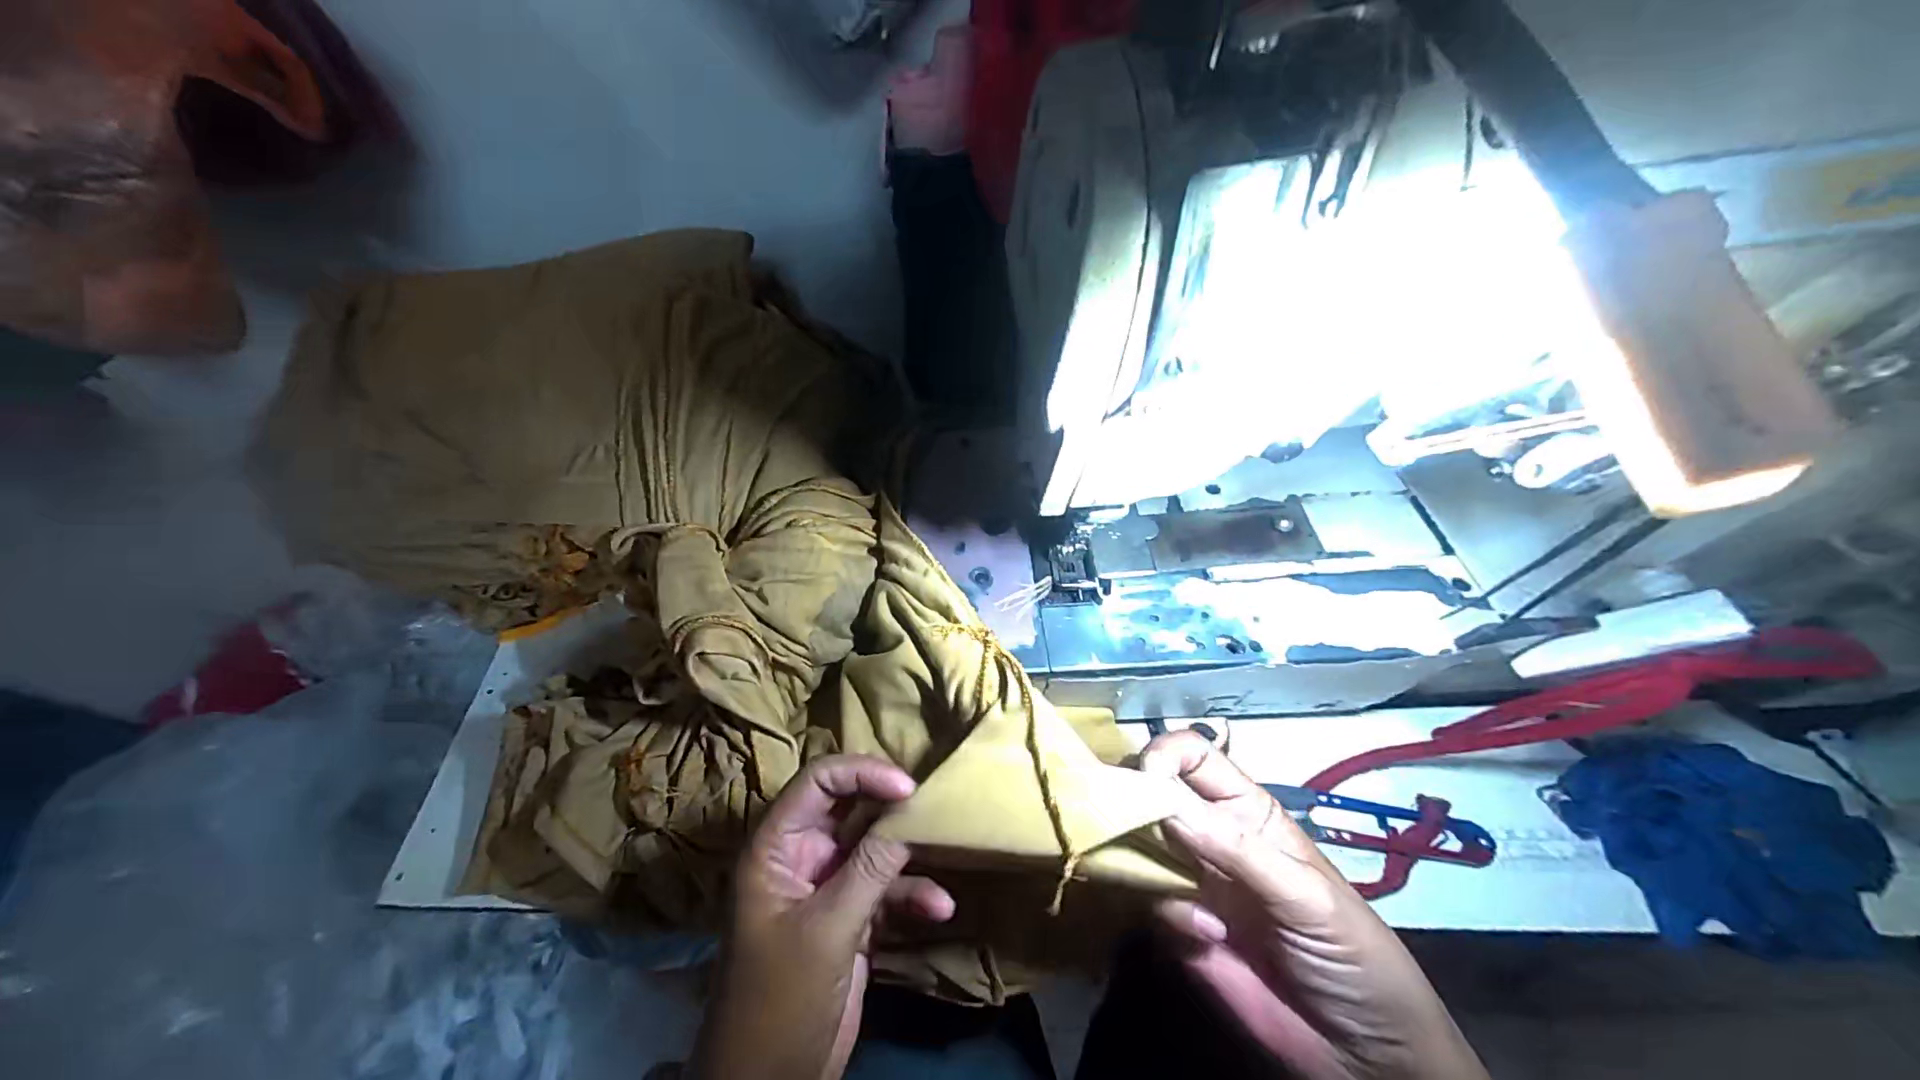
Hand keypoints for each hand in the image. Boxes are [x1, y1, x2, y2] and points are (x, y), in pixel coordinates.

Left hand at [689, 755, 954, 1079]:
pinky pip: (884, 889)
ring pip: (871, 847)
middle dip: (890, 806)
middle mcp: (800, 856)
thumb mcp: (828, 931)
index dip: (861, 773)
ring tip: (942, 851)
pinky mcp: (848, 918)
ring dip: (906, 853)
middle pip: (849, 808)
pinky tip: (939, 909)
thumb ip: (869, 869)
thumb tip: (909, 815)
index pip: (817, 782)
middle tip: (931, 807)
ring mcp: (825, 887)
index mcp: (775, 848)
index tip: (907, 787)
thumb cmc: (782, 999)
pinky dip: (911, 895)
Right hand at [1140, 732, 1487, 1079]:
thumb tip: (1164, 801)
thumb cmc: (1354, 955)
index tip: (1145, 777)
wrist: (1364, 1057)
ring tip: (1179, 892)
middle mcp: (1208, 837)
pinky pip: (1147, 903)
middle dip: (1135, 803)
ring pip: (1138, 846)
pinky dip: (1168, 914)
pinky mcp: (1177, 928)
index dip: (1165, 755)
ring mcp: (1190, 882)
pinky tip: (1210, 938)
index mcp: (1245, 812)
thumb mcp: (1307, 896)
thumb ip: (1237, 849)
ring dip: (1144, 861)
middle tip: (1128, 824)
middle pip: (1153, 795)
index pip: (1194, 758)